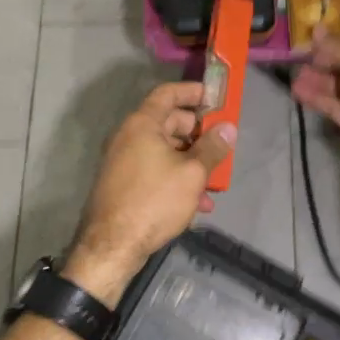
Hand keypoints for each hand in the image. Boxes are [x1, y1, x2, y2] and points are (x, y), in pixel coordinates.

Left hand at [67, 81, 234, 303]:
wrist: (111, 247)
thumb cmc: (154, 201)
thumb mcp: (192, 174)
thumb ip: (212, 148)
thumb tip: (228, 128)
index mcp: (142, 124)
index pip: (167, 94)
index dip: (192, 92)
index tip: (214, 97)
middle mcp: (128, 137)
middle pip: (168, 123)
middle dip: (198, 134)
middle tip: (221, 145)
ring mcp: (123, 162)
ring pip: (165, 152)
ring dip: (191, 163)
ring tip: (214, 183)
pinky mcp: (124, 185)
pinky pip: (155, 172)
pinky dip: (176, 180)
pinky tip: (197, 205)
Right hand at [290, 27, 339, 166]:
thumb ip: (336, 45)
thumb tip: (318, 28)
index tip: (328, 31)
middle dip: (327, 59)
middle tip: (305, 54)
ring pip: (339, 85)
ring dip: (318, 79)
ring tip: (296, 74)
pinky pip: (334, 103)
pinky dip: (318, 97)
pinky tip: (298, 91)